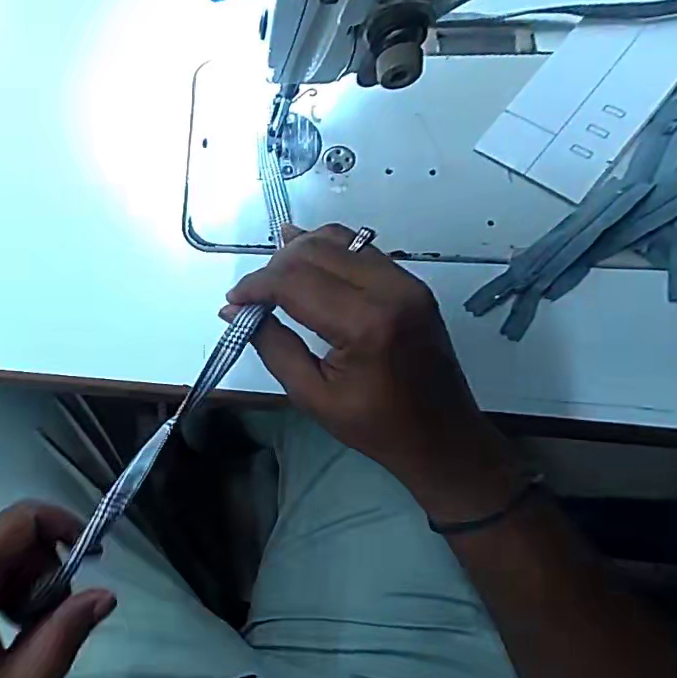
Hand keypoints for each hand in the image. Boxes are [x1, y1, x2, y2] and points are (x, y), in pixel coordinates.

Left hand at [0, 504, 114, 677]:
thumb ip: (63, 637)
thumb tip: (106, 593)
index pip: (23, 519)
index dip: (65, 526)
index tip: (97, 560)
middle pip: (19, 537)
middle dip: (49, 572)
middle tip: (54, 627)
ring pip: (9, 553)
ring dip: (33, 587)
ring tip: (29, 640)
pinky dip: (13, 593)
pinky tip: (11, 635)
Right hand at [222, 223, 513, 512]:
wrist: (444, 437)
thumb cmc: (376, 426)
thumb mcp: (310, 395)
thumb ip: (271, 345)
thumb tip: (233, 311)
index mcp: (366, 324)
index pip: (294, 282)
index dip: (255, 286)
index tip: (232, 302)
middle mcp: (390, 291)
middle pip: (313, 253)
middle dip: (272, 268)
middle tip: (252, 298)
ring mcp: (406, 282)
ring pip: (336, 240)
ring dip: (296, 252)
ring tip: (272, 278)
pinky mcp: (410, 283)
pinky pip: (359, 248)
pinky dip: (325, 247)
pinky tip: (301, 254)